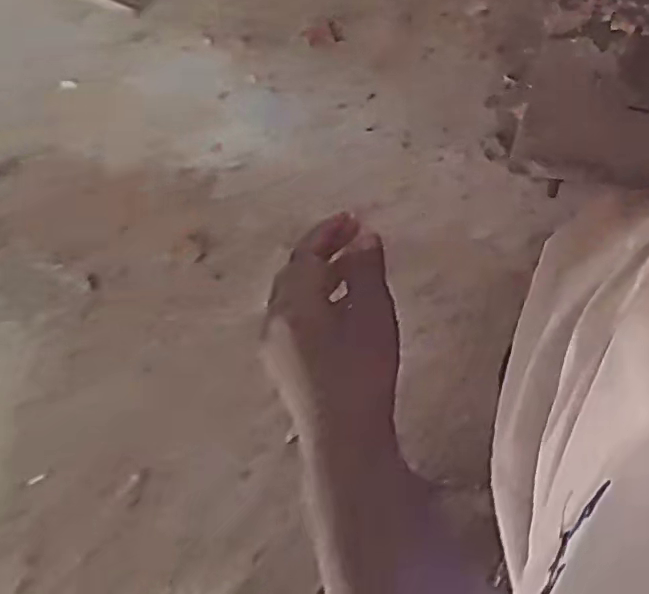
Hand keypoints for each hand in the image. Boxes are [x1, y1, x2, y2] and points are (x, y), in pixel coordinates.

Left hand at [261, 212, 400, 451]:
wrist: (342, 432)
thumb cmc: (363, 367)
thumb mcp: (373, 312)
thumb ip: (366, 271)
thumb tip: (365, 238)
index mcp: (295, 305)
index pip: (305, 256)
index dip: (328, 232)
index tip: (353, 217)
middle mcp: (275, 320)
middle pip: (293, 272)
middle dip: (322, 248)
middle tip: (354, 231)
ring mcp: (276, 344)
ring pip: (293, 293)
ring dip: (320, 270)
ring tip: (353, 260)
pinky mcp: (285, 360)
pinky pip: (295, 311)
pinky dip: (317, 292)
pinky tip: (341, 297)